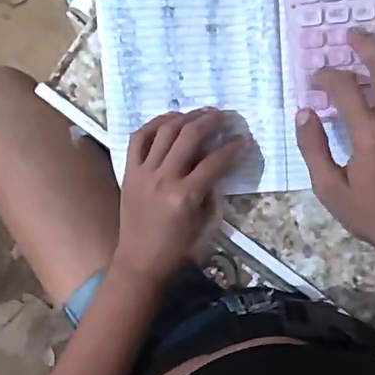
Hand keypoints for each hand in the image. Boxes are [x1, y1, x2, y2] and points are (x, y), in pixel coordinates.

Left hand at [114, 108, 246, 280]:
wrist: (140, 262)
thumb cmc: (178, 249)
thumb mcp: (204, 225)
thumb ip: (212, 195)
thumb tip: (217, 169)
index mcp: (185, 196)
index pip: (215, 162)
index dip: (233, 148)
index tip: (245, 140)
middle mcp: (163, 178)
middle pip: (189, 137)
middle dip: (210, 121)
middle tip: (224, 116)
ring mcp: (143, 172)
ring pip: (165, 131)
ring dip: (185, 117)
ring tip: (200, 113)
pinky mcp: (129, 172)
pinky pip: (139, 139)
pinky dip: (154, 125)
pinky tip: (169, 120)